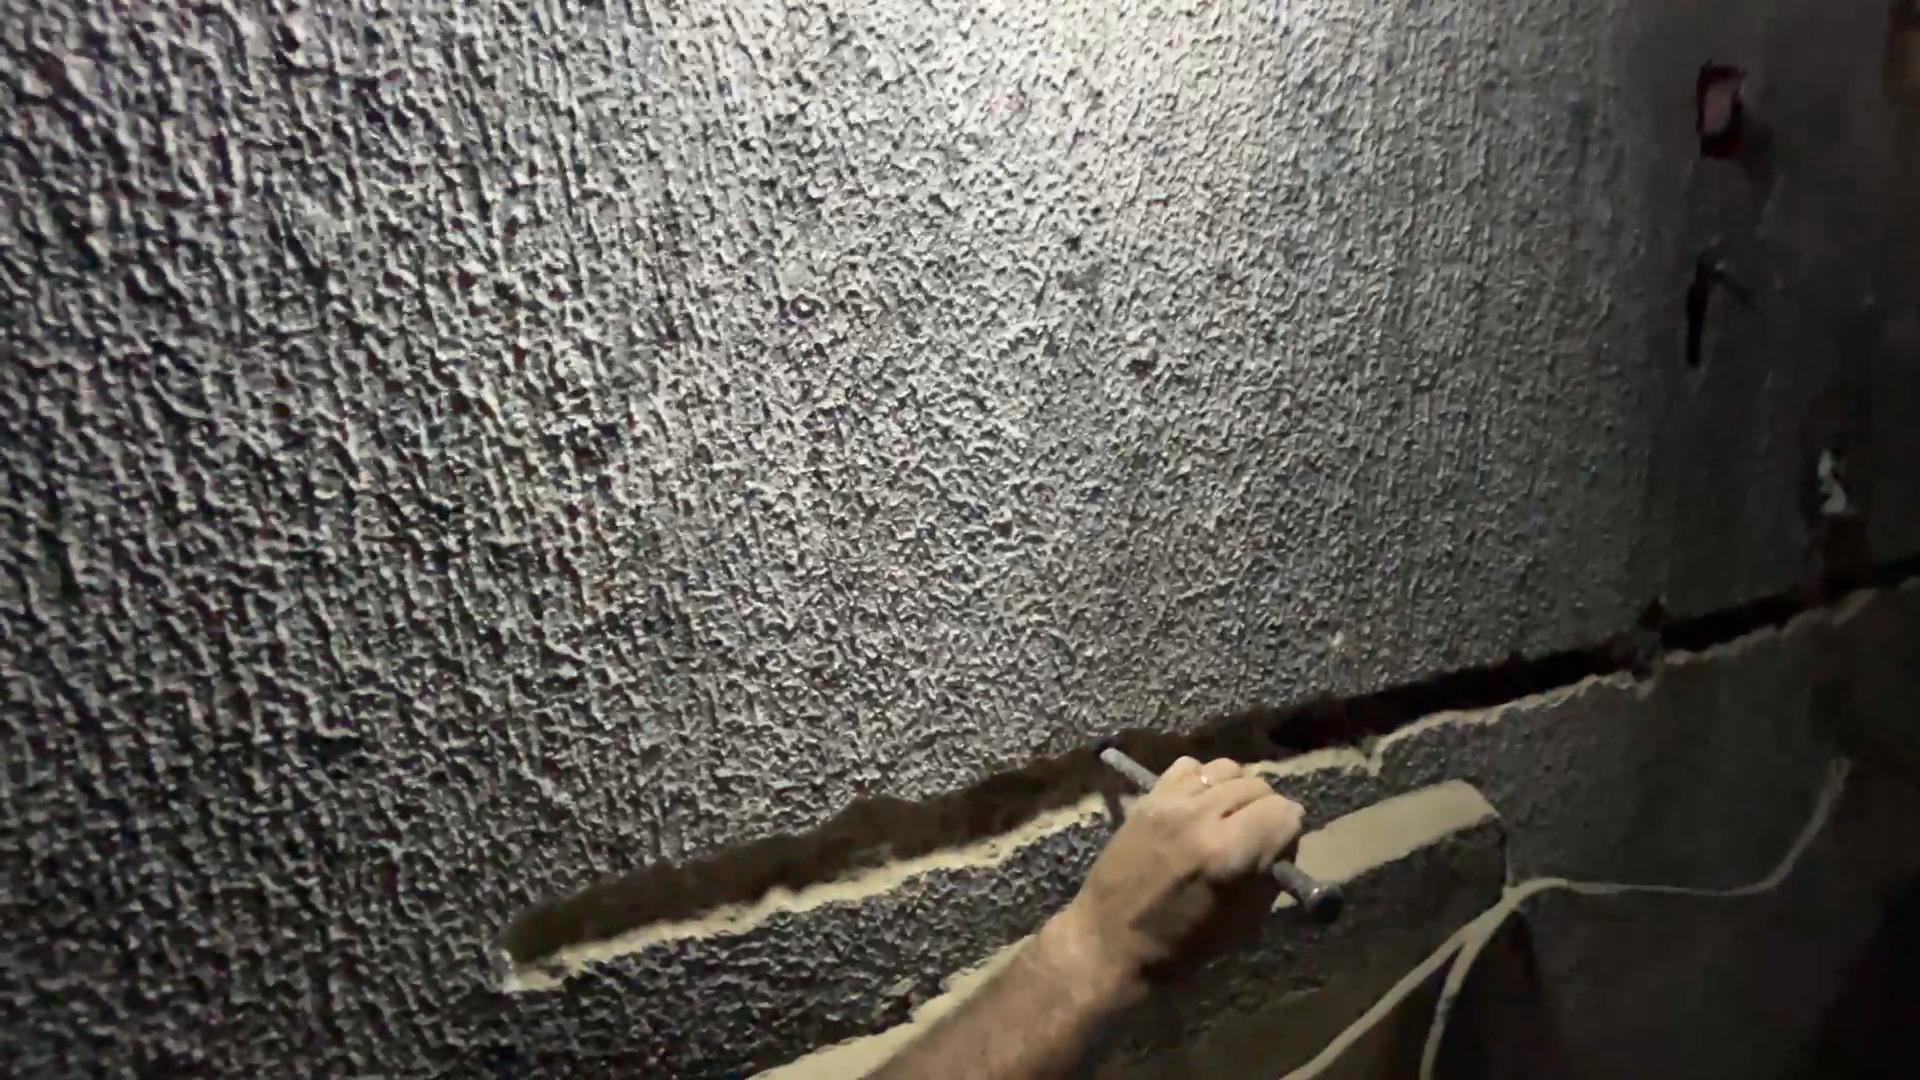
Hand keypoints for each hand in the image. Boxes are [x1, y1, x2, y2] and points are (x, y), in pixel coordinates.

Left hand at [1039, 757, 1305, 1001]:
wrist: (1112, 936)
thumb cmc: (1182, 943)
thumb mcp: (1244, 921)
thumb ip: (1268, 872)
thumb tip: (1282, 840)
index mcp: (1229, 854)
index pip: (1284, 812)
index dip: (1290, 830)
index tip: (1282, 844)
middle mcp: (1201, 817)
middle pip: (1257, 786)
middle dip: (1266, 809)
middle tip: (1257, 833)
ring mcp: (1170, 801)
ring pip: (1225, 768)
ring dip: (1236, 789)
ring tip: (1229, 814)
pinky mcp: (1148, 796)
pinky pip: (1188, 766)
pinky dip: (1201, 780)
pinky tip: (1198, 804)